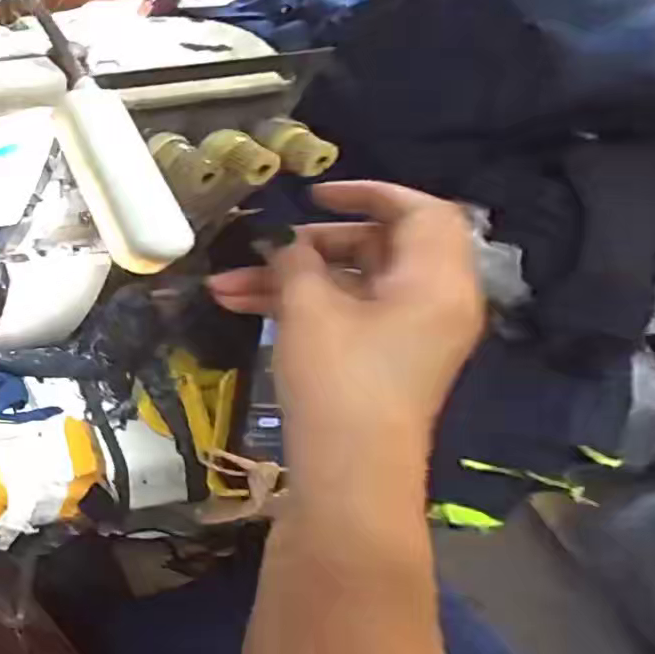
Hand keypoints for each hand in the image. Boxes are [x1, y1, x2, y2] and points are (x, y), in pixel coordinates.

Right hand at [206, 182, 483, 451]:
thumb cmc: (338, 377)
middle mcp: (429, 298)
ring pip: (344, 282)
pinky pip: (338, 310)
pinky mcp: (377, 351)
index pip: (419, 213)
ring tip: (220, 287)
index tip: (311, 195)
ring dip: (284, 279)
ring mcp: (403, 328)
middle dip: (305, 247)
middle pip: (374, 248)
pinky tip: (239, 304)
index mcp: (434, 281)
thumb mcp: (308, 311)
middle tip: (253, 251)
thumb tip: (280, 238)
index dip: (367, 194)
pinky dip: (293, 303)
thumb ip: (295, 264)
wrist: (349, 459)